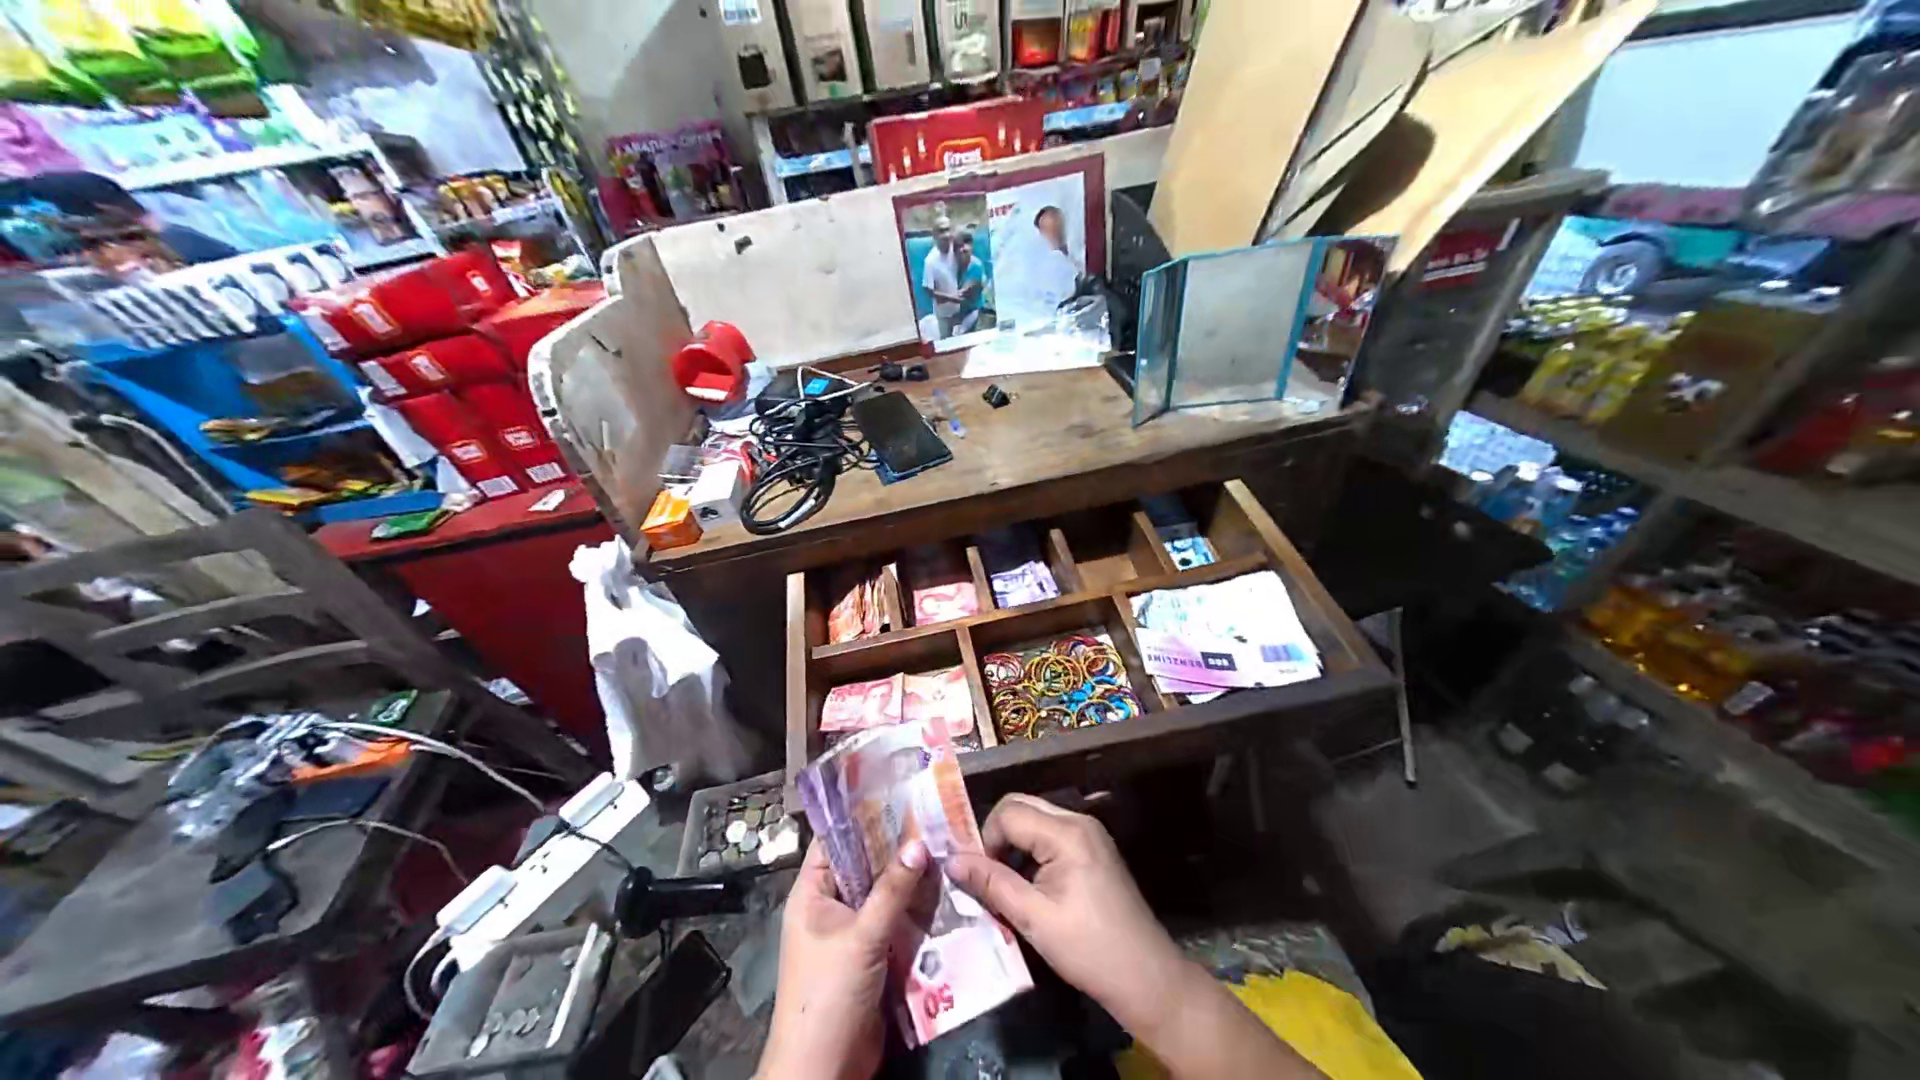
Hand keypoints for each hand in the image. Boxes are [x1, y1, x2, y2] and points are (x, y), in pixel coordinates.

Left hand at [757, 837, 928, 1079]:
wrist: (824, 1071)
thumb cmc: (829, 994)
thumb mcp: (862, 936)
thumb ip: (892, 890)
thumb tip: (920, 842)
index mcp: (812, 892)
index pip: (834, 840)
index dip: (862, 817)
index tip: (898, 794)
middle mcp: (830, 905)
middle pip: (864, 865)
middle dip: (895, 847)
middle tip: (934, 817)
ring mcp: (852, 930)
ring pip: (883, 893)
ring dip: (909, 878)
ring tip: (946, 846)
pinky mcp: (873, 954)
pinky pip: (894, 921)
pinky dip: (914, 908)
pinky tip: (944, 890)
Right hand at [944, 794, 1185, 1032]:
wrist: (1147, 978)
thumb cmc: (1089, 949)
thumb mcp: (1033, 918)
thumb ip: (992, 883)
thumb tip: (951, 860)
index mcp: (1066, 832)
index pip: (1008, 812)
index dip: (985, 839)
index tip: (979, 876)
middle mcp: (1078, 820)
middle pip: (1021, 806)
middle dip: (996, 836)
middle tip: (985, 874)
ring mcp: (1089, 833)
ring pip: (1034, 819)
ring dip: (1013, 844)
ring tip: (1003, 883)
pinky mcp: (1093, 848)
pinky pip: (1050, 834)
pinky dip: (1031, 851)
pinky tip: (1028, 885)